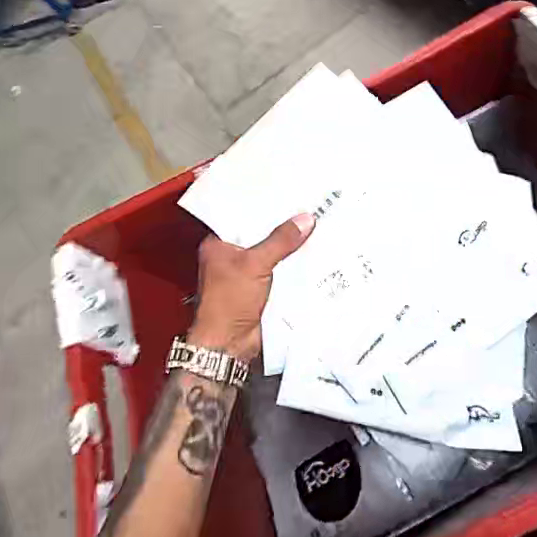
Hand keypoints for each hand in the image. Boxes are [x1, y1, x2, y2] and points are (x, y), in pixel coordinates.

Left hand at [188, 214, 314, 359]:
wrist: (229, 346)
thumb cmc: (229, 301)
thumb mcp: (255, 264)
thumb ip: (280, 240)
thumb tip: (306, 219)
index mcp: (219, 244)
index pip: (242, 216)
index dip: (263, 204)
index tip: (287, 190)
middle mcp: (232, 256)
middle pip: (261, 234)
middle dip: (282, 224)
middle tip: (308, 203)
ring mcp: (248, 273)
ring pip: (273, 252)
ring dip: (291, 245)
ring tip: (317, 221)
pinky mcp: (262, 288)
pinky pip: (281, 270)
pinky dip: (294, 263)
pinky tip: (315, 250)